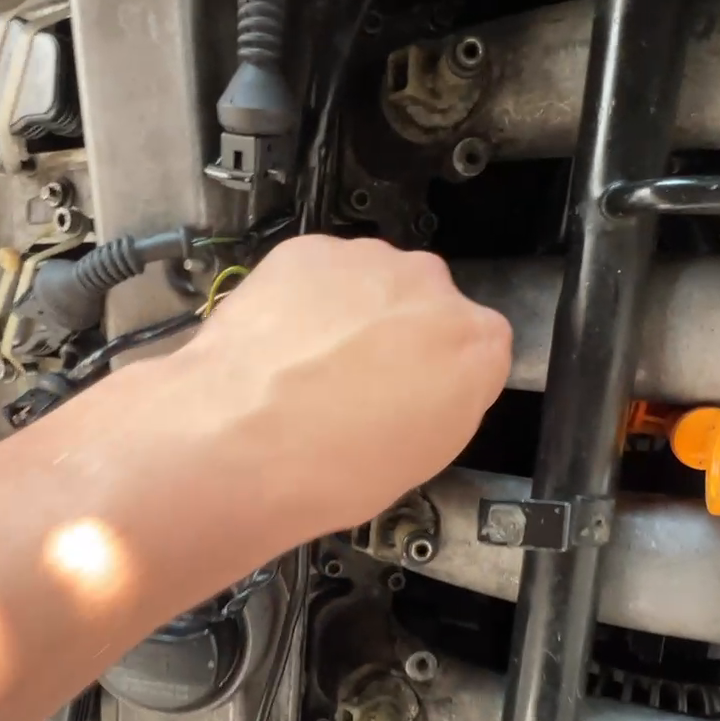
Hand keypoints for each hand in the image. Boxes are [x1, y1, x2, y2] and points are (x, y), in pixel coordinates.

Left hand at [165, 235, 511, 536]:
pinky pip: (316, 273)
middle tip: (351, 383)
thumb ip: (435, 406)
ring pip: (369, 283)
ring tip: (304, 366)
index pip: (473, 351)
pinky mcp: (309, 250)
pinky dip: (301, 299)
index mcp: (478, 347)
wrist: (242, 441)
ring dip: (348, 314)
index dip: (435, 378)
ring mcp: (369, 260)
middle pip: (423, 307)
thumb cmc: (333, 470)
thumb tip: (415, 393)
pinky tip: (278, 342)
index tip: (409, 397)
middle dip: (395, 337)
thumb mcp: (415, 460)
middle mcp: (434, 288)